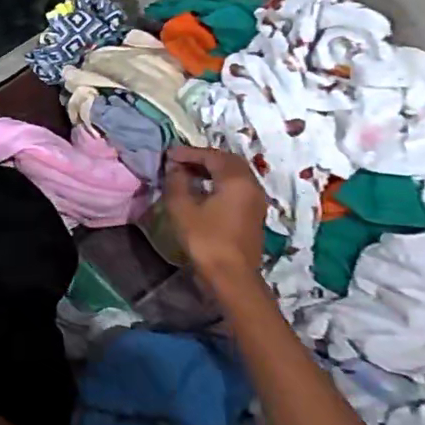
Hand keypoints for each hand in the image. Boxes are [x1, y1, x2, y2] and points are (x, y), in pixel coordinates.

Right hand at [163, 145, 268, 285]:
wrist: (229, 272)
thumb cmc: (204, 237)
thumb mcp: (182, 207)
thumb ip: (177, 181)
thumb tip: (174, 166)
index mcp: (236, 181)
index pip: (213, 156)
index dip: (189, 152)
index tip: (168, 154)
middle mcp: (252, 185)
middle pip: (229, 161)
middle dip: (204, 157)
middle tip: (179, 160)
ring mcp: (256, 199)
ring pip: (235, 173)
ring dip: (212, 168)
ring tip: (188, 171)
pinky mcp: (253, 211)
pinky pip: (238, 185)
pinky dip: (220, 179)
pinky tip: (202, 187)